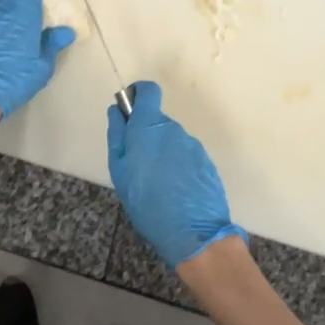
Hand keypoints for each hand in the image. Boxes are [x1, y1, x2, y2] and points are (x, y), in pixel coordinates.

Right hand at [106, 80, 245, 266]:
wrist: (196, 234)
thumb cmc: (147, 202)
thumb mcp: (120, 172)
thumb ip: (117, 136)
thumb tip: (117, 111)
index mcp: (149, 126)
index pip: (147, 91)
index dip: (137, 96)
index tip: (129, 114)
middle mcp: (174, 129)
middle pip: (157, 121)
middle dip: (146, 137)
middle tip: (138, 168)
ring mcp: (193, 146)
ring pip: (171, 141)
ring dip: (162, 154)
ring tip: (157, 186)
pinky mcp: (207, 164)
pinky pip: (186, 157)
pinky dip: (178, 168)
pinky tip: (175, 193)